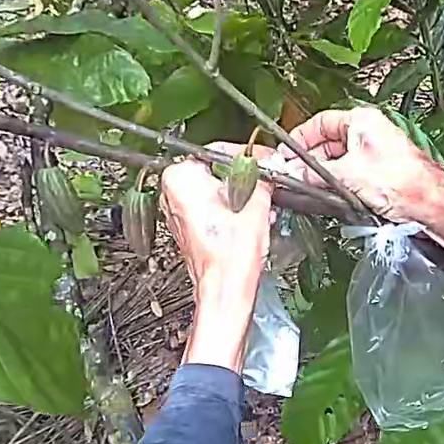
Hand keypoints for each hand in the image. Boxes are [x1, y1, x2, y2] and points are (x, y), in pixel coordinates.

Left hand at [160, 143, 273, 371]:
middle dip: (246, 180)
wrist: (225, 292)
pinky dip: (233, 210)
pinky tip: (254, 219)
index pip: (219, 152)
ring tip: (264, 208)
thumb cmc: (231, 258)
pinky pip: (213, 208)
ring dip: (243, 197)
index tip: (267, 162)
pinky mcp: (189, 228)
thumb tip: (271, 164)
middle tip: (268, 187)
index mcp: (181, 179)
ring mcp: (178, 212)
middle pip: (217, 171)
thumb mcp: (257, 206)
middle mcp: (172, 193)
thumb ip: (263, 179)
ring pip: (217, 191)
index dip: (249, 158)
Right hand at [283, 107, 443, 250]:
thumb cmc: (400, 181)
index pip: (321, 122)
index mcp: (362, 121)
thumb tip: (292, 173)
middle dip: (310, 160)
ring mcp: (376, 155)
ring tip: (310, 188)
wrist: (429, 204)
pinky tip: (331, 196)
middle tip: (294, 176)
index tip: (286, 154)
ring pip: (340, 162)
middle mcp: (370, 134)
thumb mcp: (347, 174)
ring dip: (324, 175)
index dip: (301, 137)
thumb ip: (315, 173)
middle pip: (329, 143)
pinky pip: (352, 176)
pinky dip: (340, 184)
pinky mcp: (381, 175)